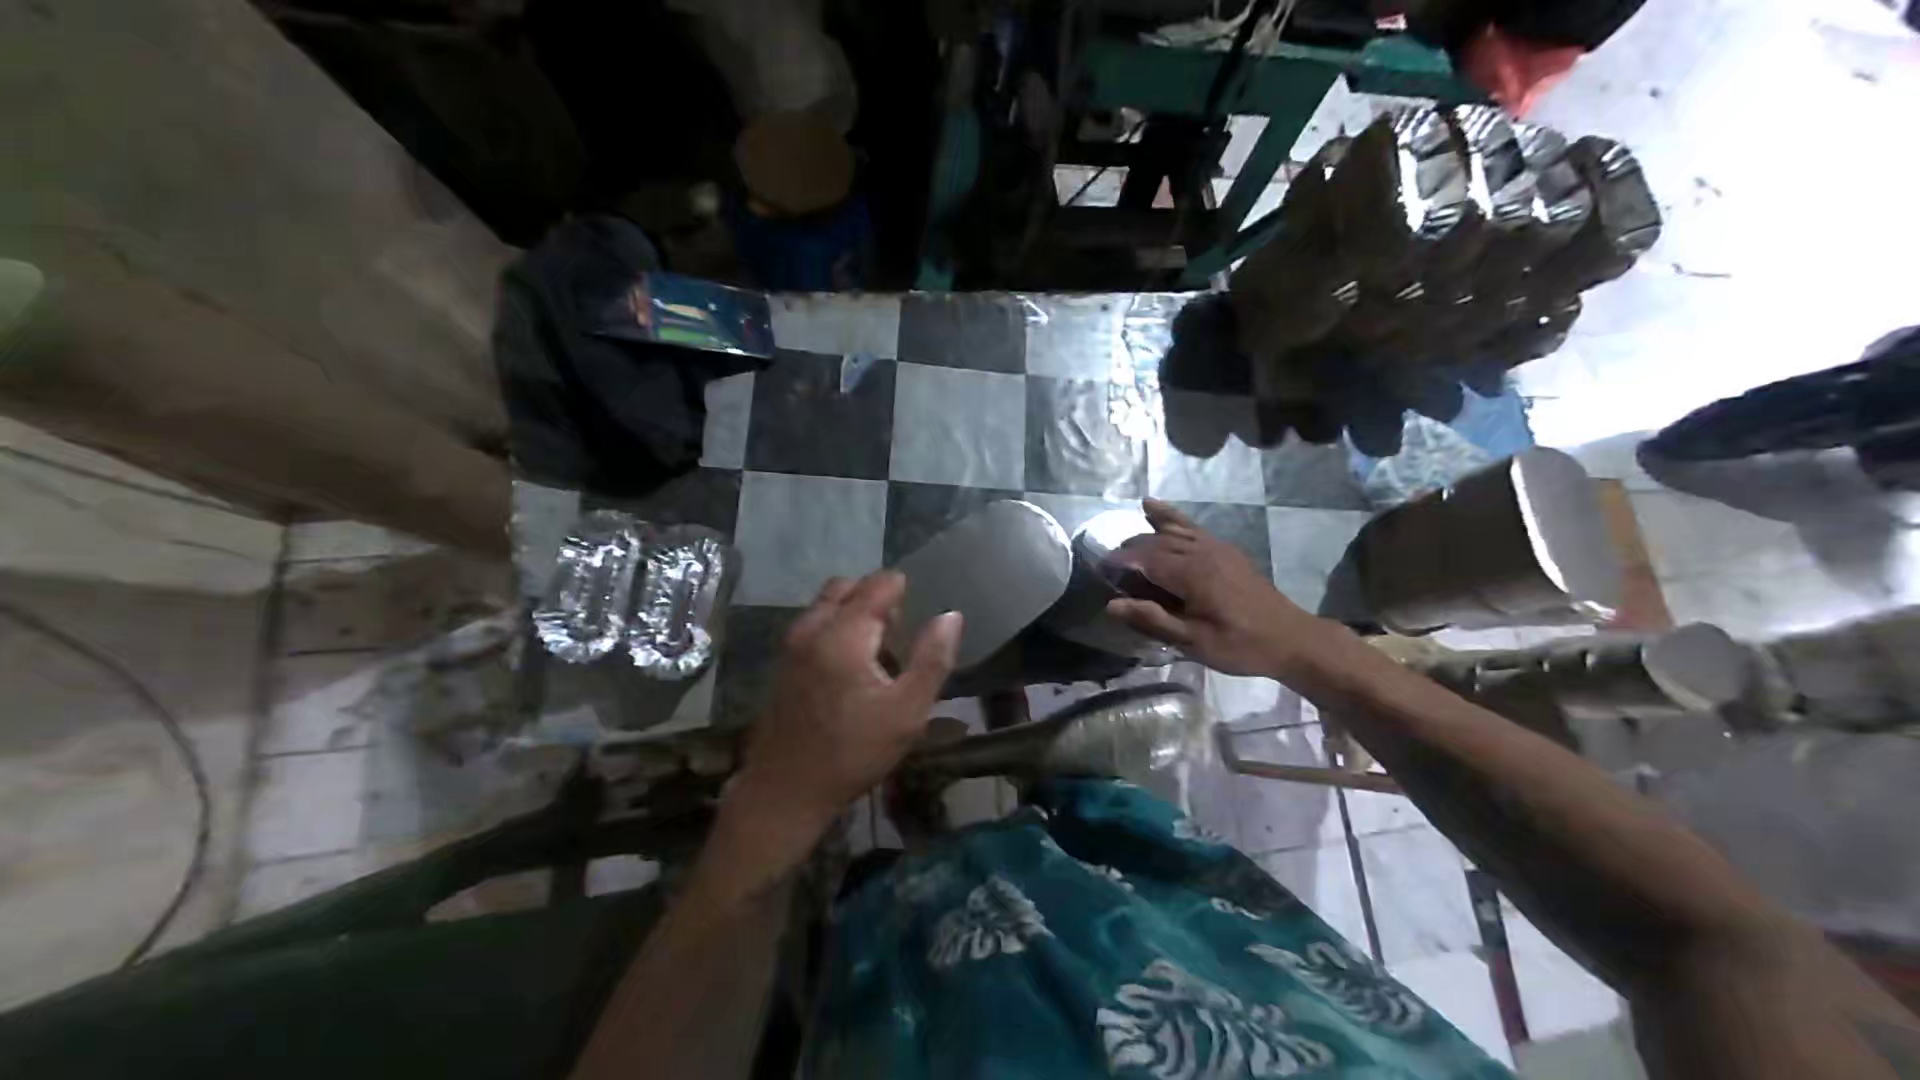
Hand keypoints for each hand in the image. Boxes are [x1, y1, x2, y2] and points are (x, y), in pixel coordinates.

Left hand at [732, 571, 962, 828]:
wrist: (785, 790)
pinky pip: (815, 623)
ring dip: (855, 613)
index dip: (903, 591)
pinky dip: (837, 628)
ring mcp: (792, 643)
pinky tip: (852, 669)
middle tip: (898, 637)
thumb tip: (951, 616)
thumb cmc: (853, 752)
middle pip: (848, 586)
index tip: (918, 620)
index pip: (878, 584)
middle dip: (876, 599)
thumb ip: (932, 659)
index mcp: (843, 634)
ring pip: (828, 603)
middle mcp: (812, 627)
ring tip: (879, 654)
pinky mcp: (784, 661)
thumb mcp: (907, 712)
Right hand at [1106, 499, 1319, 676]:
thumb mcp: (1193, 641)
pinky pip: (1191, 526)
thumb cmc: (1239, 644)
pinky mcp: (1225, 550)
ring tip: (1125, 540)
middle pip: (1154, 542)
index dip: (1118, 562)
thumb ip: (1152, 619)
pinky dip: (1170, 516)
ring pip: (1172, 529)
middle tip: (1109, 567)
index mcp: (1190, 573)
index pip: (1143, 558)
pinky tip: (1155, 509)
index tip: (1098, 570)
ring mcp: (1215, 547)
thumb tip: (1112, 605)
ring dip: (1145, 532)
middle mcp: (1200, 552)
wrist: (1291, 638)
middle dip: (1128, 550)